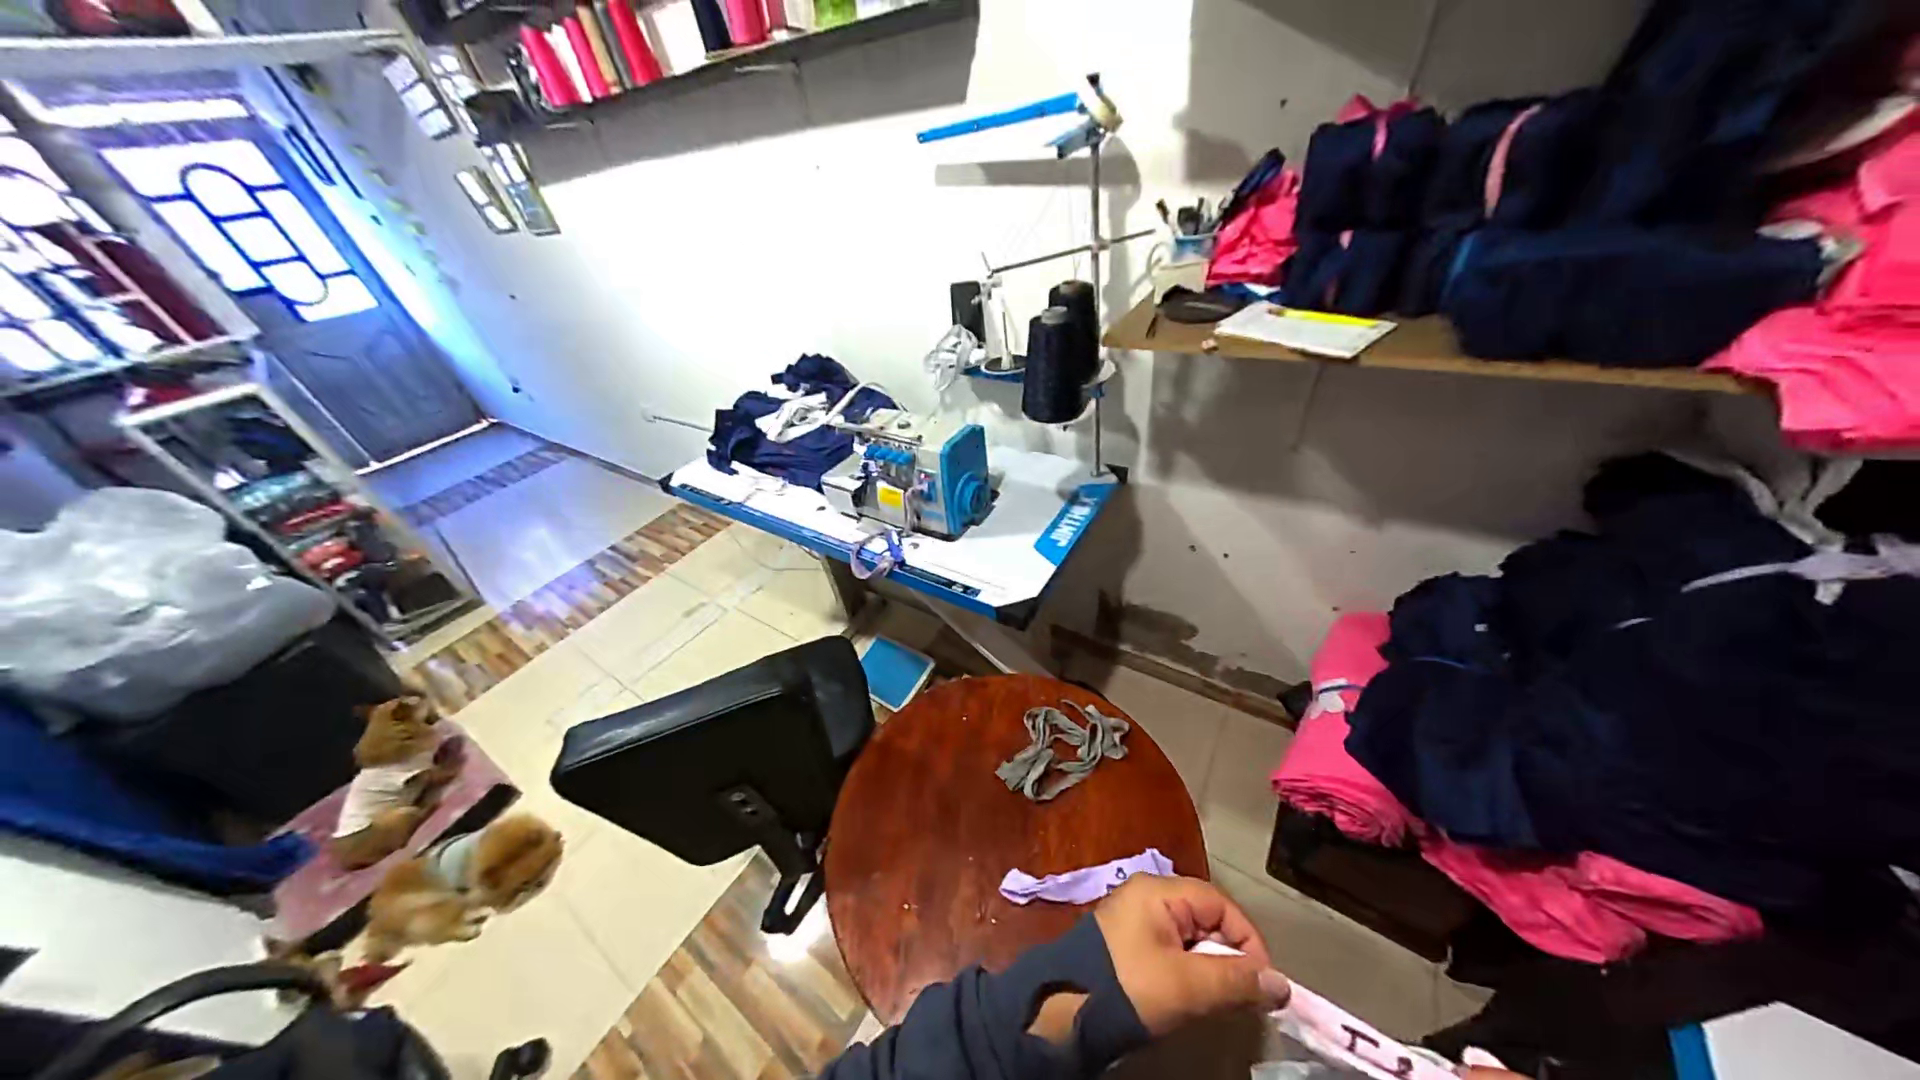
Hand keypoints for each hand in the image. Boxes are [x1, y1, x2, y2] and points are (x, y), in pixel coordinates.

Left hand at [1093, 874, 1289, 1034]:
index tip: (1265, 981)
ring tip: (1222, 999)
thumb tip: (1281, 983)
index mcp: (1157, 891)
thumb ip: (1237, 980)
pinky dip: (1190, 970)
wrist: (1067, 1009)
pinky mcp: (1128, 942)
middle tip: (1246, 995)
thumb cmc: (1131, 987)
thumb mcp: (1189, 985)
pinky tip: (1196, 996)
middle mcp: (1145, 895)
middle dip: (1230, 955)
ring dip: (1211, 966)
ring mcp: (1135, 917)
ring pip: (1190, 936)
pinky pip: (1171, 947)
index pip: (1218, 902)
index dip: (1247, 939)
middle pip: (1205, 917)